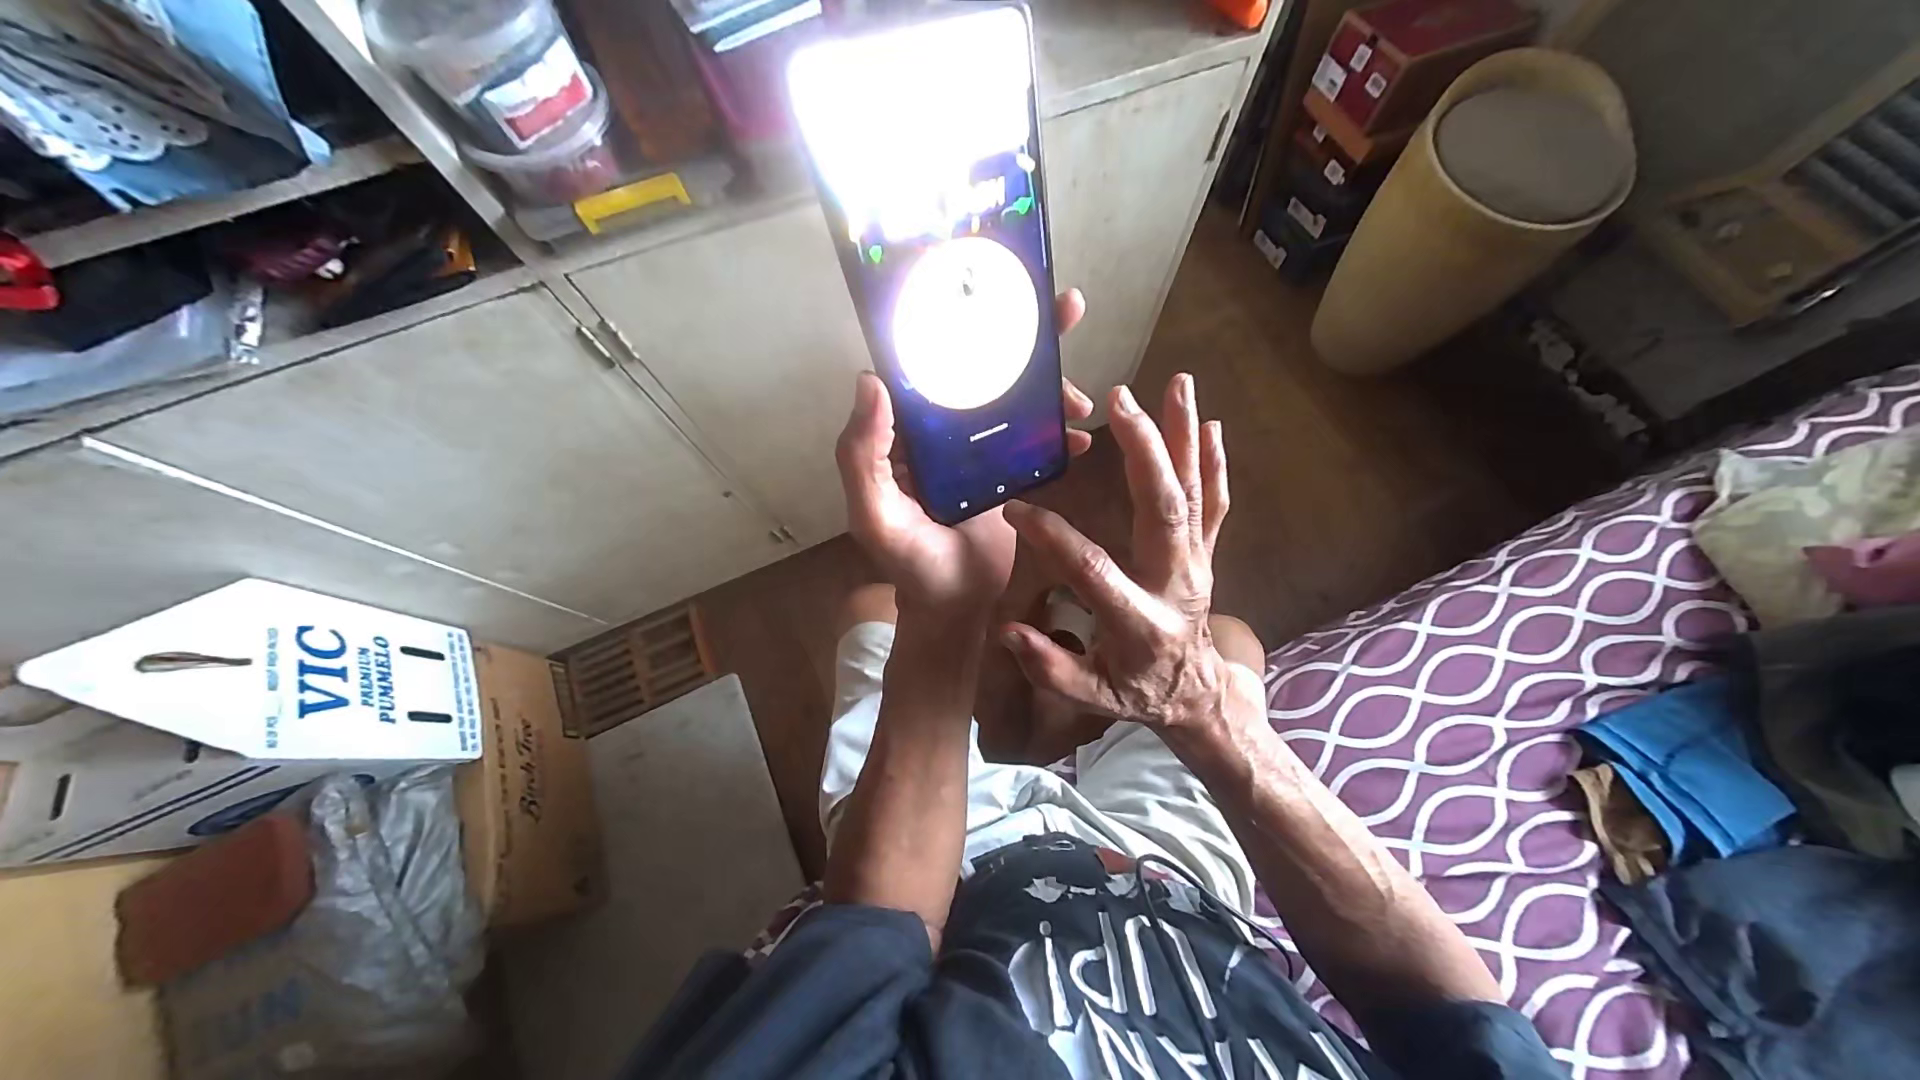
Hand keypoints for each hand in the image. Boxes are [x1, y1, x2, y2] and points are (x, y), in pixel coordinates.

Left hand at [837, 290, 1093, 622]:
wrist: (955, 606)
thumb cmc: (910, 564)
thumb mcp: (874, 515)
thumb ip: (862, 456)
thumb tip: (869, 380)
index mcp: (905, 431)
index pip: (926, 365)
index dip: (953, 323)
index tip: (989, 291)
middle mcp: (942, 432)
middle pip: (981, 372)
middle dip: (1022, 342)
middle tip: (1063, 311)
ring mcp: (978, 451)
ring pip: (1015, 403)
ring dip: (1050, 390)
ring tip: (1081, 402)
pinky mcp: (1008, 473)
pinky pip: (1035, 441)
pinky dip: (1059, 434)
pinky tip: (1081, 436)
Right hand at [999, 374, 1260, 741]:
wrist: (1197, 696)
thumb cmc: (1138, 694)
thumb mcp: (1092, 697)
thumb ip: (1051, 667)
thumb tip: (1009, 632)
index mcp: (1141, 620)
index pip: (1093, 569)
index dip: (1052, 538)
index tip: (1016, 510)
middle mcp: (1176, 583)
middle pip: (1164, 510)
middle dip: (1143, 452)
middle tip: (1122, 403)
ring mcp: (1197, 564)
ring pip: (1194, 494)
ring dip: (1184, 437)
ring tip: (1179, 385)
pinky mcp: (1206, 554)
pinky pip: (1214, 504)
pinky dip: (1213, 463)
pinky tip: (1209, 426)